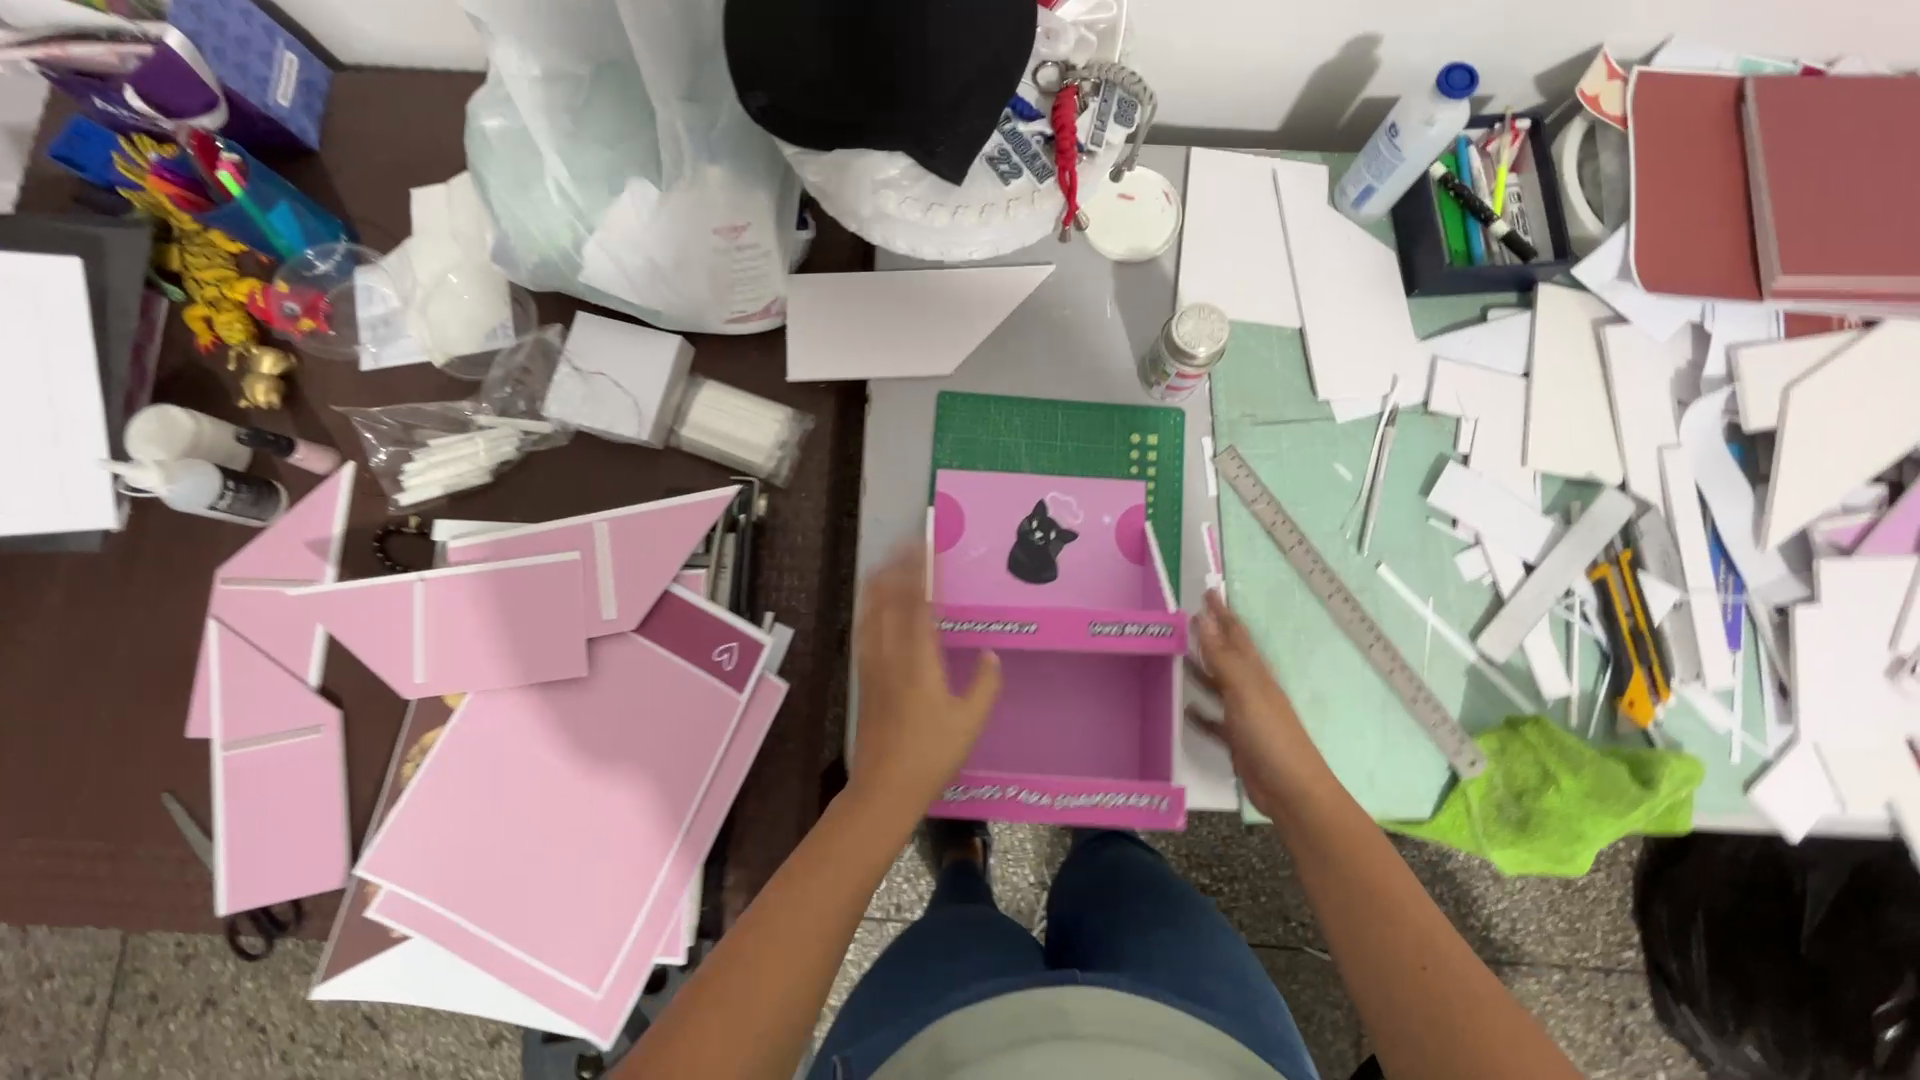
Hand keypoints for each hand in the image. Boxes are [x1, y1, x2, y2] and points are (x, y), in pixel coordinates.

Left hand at [851, 547, 1001, 814]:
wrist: (884, 787)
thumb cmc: (931, 755)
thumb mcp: (970, 722)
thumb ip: (984, 684)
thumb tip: (991, 654)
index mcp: (919, 661)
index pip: (917, 605)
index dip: (919, 573)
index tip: (923, 547)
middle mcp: (890, 656)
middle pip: (886, 601)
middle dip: (895, 570)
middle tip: (905, 546)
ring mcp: (871, 667)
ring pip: (869, 614)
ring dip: (877, 585)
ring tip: (886, 564)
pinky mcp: (863, 680)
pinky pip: (864, 633)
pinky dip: (868, 611)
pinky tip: (872, 609)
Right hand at [1188, 590, 1326, 817]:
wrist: (1292, 790)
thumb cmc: (1270, 736)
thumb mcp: (1245, 691)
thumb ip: (1223, 657)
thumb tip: (1205, 618)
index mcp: (1255, 673)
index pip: (1236, 634)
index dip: (1222, 612)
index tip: (1207, 590)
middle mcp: (1250, 689)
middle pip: (1227, 655)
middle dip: (1210, 635)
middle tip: (1186, 617)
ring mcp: (1244, 715)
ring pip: (1218, 684)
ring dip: (1200, 669)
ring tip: (1177, 655)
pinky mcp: (1237, 740)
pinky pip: (1213, 721)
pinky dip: (1200, 713)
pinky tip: (1186, 711)